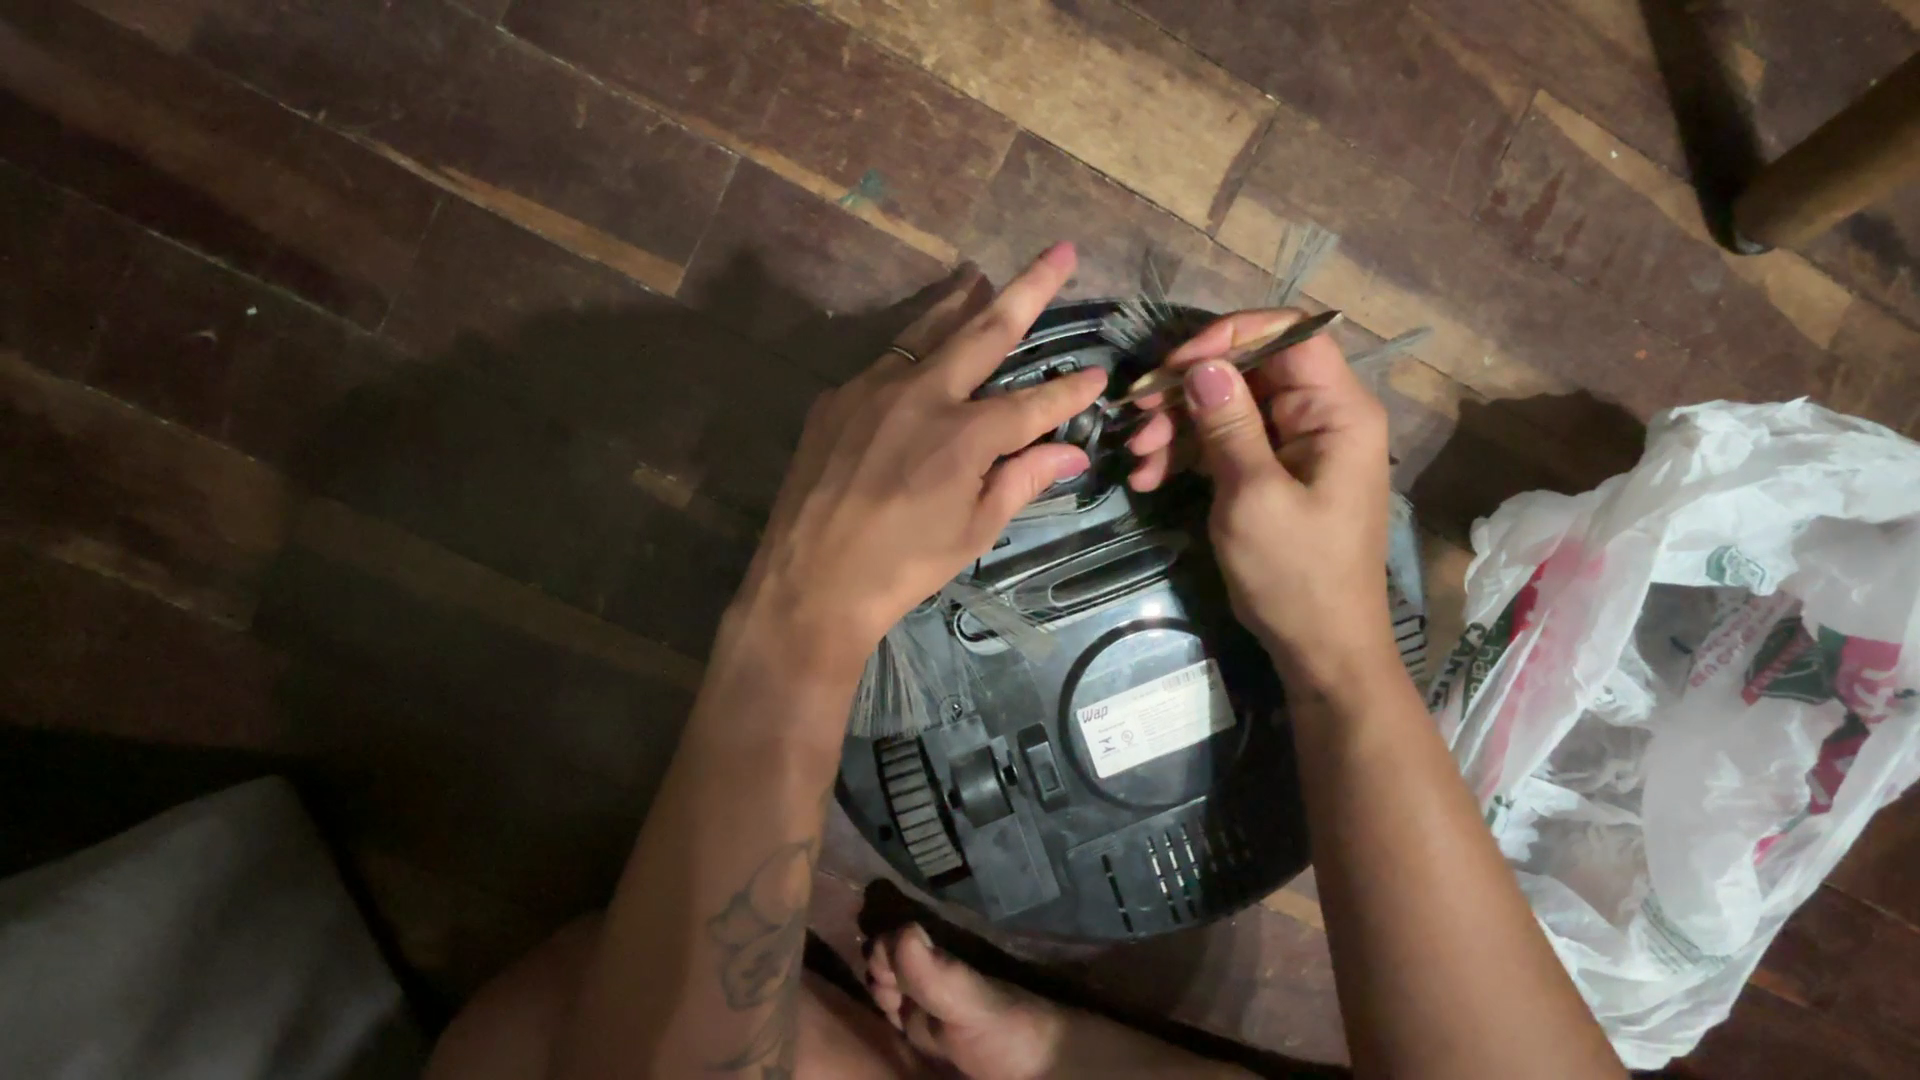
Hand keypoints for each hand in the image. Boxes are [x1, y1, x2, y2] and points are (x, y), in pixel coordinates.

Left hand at [727, 244, 1105, 682]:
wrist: (809, 583)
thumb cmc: (901, 567)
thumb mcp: (973, 531)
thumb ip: (1021, 481)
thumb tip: (1071, 454)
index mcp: (964, 436)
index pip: (1033, 403)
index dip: (1070, 391)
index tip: (1099, 375)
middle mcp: (921, 395)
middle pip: (985, 329)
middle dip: (1029, 289)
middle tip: (1059, 252)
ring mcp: (872, 389)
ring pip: (926, 330)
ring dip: (961, 301)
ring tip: (979, 275)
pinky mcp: (836, 399)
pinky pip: (885, 363)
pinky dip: (912, 352)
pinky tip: (919, 356)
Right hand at [1134, 310, 1395, 688]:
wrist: (1318, 645)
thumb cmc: (1295, 573)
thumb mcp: (1252, 496)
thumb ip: (1228, 424)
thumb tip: (1202, 366)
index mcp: (1337, 411)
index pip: (1289, 335)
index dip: (1229, 337)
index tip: (1174, 367)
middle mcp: (1319, 417)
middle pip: (1248, 371)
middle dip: (1188, 390)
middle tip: (1137, 417)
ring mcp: (1293, 447)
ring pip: (1227, 408)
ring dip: (1177, 427)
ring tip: (1136, 459)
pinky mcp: (1269, 473)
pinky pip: (1224, 444)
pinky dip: (1186, 456)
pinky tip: (1148, 478)